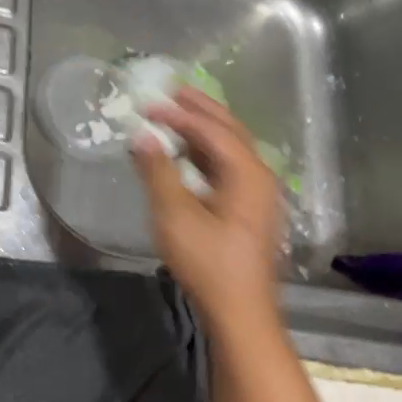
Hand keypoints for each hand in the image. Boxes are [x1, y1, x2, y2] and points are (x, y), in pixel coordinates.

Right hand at [131, 87, 281, 328]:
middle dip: (201, 110)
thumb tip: (142, 135)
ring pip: (231, 148)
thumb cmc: (208, 262)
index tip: (148, 104)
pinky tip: (185, 154)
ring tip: (175, 115)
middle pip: (230, 132)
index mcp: (248, 175)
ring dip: (203, 128)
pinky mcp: (248, 210)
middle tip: (172, 91)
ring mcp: (257, 195)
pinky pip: (227, 166)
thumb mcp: (175, 215)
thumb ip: (158, 171)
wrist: (239, 310)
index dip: (179, 114)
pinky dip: (205, 151)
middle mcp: (259, 178)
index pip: (213, 131)